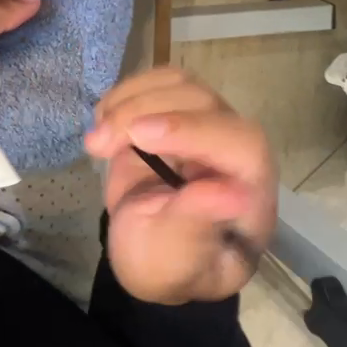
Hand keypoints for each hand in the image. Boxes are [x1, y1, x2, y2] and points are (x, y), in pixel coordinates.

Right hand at [84, 68, 277, 305]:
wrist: (146, 250)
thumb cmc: (168, 263)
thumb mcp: (175, 260)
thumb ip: (197, 226)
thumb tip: (231, 192)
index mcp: (250, 188)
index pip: (239, 142)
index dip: (191, 130)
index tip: (139, 136)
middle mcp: (234, 148)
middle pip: (200, 101)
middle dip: (141, 113)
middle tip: (96, 146)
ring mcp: (205, 124)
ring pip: (175, 83)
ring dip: (127, 101)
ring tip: (96, 140)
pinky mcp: (175, 110)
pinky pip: (154, 82)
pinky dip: (122, 95)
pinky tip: (103, 123)